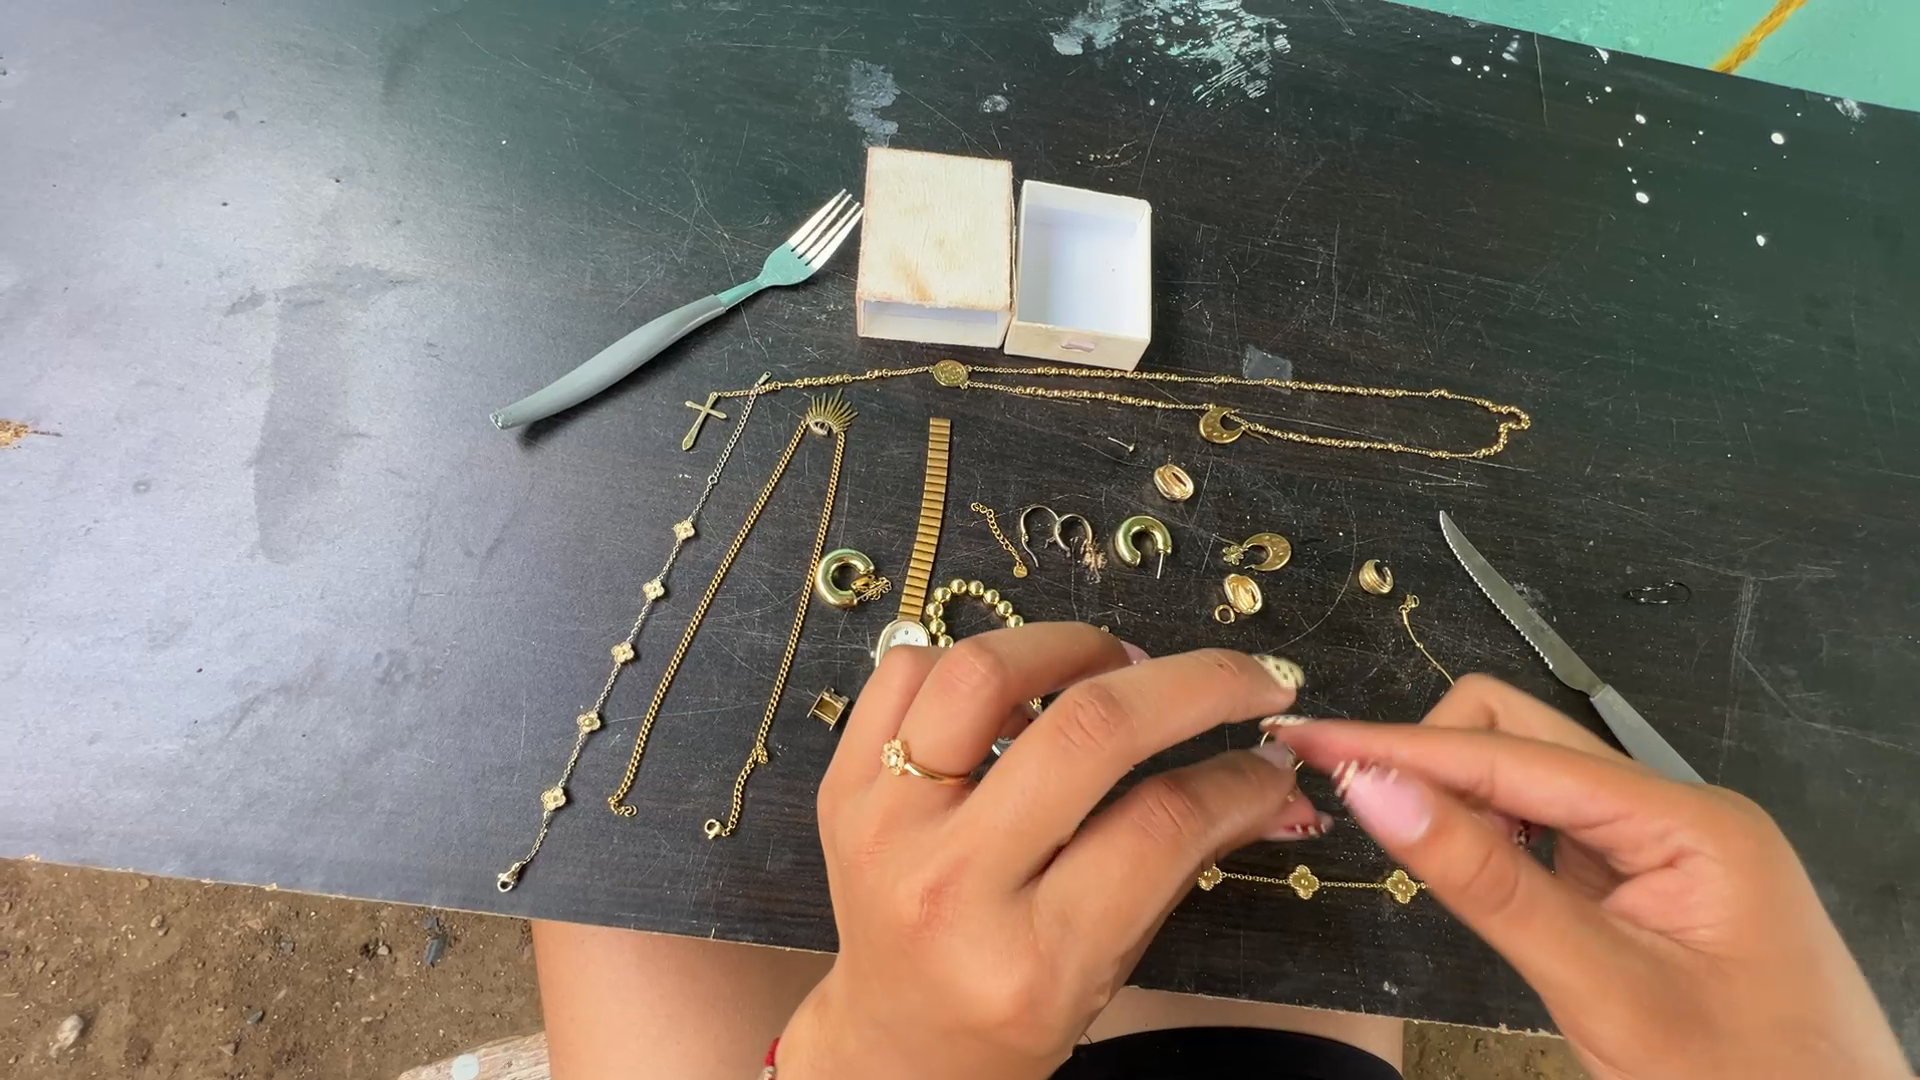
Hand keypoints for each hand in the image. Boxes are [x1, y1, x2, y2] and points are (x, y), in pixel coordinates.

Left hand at [777, 625, 1320, 1079]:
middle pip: (1083, 732)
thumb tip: (1271, 778)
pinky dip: (972, 658)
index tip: (1270, 748)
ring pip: (980, 672)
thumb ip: (1185, 858)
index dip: (1234, 775)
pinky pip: (904, 670)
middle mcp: (948, 884)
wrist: (894, 1038)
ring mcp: (880, 823)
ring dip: (1068, 644)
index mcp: (1030, 959)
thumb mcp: (1110, 962)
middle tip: (1238, 675)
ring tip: (1115, 663)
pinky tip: (1014, 686)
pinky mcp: (841, 783)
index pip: (1157, 827)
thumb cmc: (1012, 1014)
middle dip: (1188, 683)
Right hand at [1271, 674, 1909, 1079]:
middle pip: (1510, 728)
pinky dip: (1479, 826)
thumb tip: (1365, 785)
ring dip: (1454, 794)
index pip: (1503, 753)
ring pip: (1512, 763)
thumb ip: (1479, 877)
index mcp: (1683, 818)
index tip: (1308, 740)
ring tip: (1439, 860)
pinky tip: (1476, 869)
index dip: (1395, 746)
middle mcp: (1665, 803)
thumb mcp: (1601, 988)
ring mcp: (1648, 832)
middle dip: (1429, 758)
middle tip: (1373, 810)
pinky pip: (1526, 811)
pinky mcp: (1626, 863)